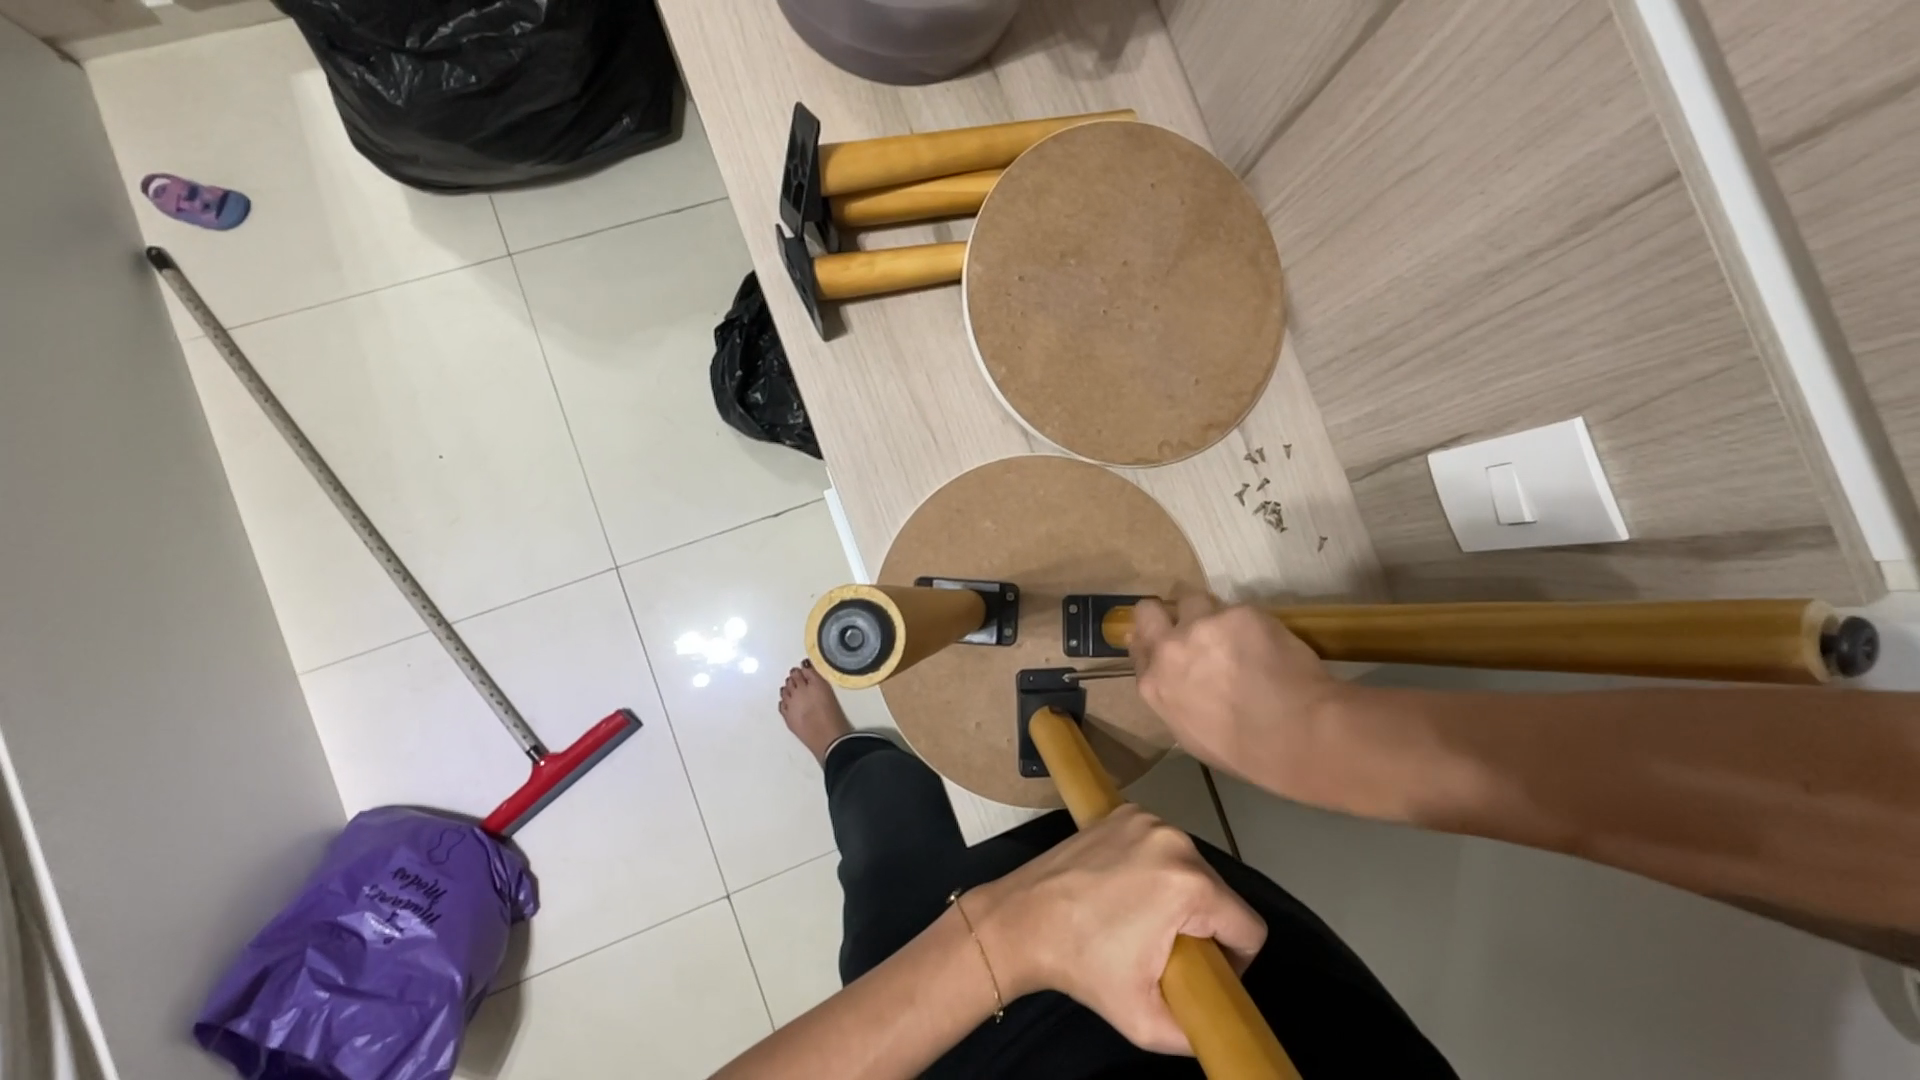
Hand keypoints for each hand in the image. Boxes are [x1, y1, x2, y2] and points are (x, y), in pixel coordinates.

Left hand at [967, 805, 1264, 1054]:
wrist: (1022, 919)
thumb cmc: (1082, 966)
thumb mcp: (1144, 1020)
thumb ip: (1194, 1031)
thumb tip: (1215, 1026)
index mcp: (1189, 883)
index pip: (1249, 927)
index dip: (1237, 962)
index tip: (1205, 974)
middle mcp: (1175, 840)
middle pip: (1220, 894)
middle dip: (1203, 927)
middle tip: (1167, 951)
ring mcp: (1147, 819)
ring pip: (1191, 868)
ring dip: (1179, 896)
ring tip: (1141, 921)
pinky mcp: (1123, 812)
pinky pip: (1161, 846)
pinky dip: (1153, 868)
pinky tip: (1125, 891)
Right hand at [1128, 594, 1345, 790]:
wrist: (1294, 733)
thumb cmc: (1241, 750)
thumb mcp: (1188, 733)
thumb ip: (1171, 697)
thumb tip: (1169, 678)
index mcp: (1153, 683)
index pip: (1138, 645)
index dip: (1154, 640)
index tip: (1168, 641)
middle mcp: (1169, 648)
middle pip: (1149, 609)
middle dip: (1165, 612)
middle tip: (1189, 623)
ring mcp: (1202, 625)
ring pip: (1194, 599)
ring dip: (1208, 612)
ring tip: (1234, 632)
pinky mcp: (1240, 613)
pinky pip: (1239, 610)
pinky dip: (1250, 624)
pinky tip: (1268, 645)